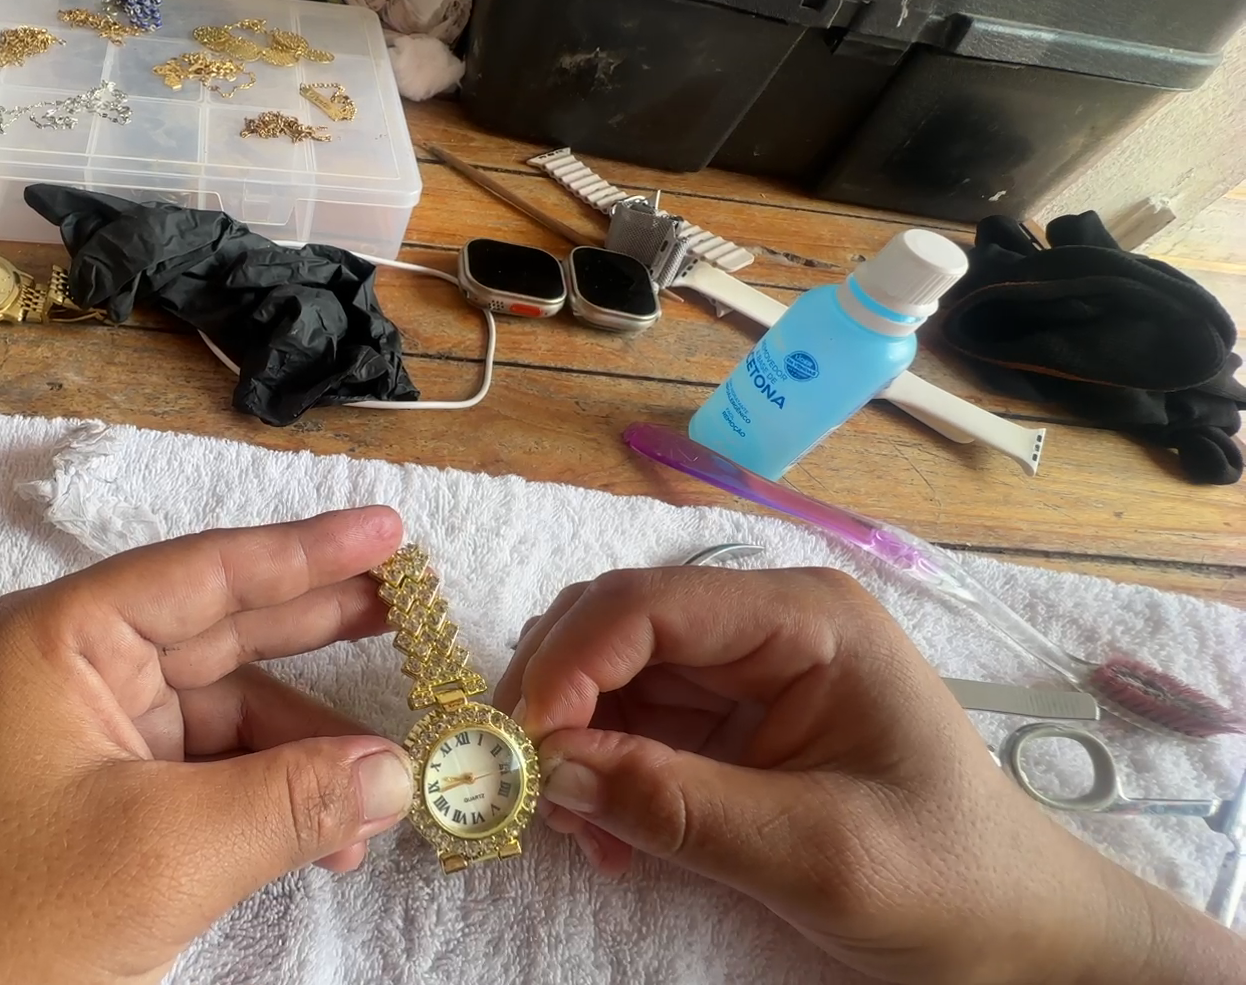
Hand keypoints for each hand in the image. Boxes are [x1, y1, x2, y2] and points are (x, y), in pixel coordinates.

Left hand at [0, 507, 412, 984]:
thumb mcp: (161, 856)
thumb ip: (291, 802)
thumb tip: (398, 773)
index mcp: (66, 636)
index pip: (208, 572)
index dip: (307, 551)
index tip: (386, 530)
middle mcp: (79, 662)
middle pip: (222, 624)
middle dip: (316, 622)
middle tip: (405, 606)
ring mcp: (92, 725)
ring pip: (224, 708)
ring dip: (303, 749)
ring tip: (382, 786)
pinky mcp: (104, 784)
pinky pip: (207, 765)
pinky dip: (267, 793)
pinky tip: (326, 832)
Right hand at [495, 566, 1244, 984]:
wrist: (1016, 936)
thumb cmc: (951, 887)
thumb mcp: (821, 860)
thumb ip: (679, 809)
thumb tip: (551, 770)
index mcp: (801, 617)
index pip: (648, 605)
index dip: (571, 662)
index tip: (526, 741)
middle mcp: (753, 617)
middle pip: (608, 623)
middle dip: (555, 695)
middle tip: (527, 775)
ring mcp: (728, 656)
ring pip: (599, 664)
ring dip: (566, 734)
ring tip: (571, 817)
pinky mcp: (710, 700)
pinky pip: (617, 709)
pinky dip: (590, 760)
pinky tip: (601, 822)